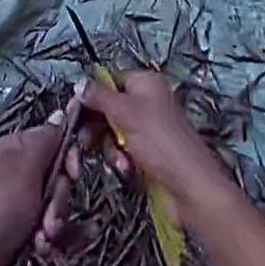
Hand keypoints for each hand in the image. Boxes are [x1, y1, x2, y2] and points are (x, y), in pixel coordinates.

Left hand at [0, 107, 80, 265]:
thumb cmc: (3, 205)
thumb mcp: (27, 165)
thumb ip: (48, 139)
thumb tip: (61, 112)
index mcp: (18, 147)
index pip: (55, 139)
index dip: (68, 157)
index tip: (74, 174)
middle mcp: (21, 170)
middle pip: (59, 175)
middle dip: (60, 199)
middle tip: (49, 216)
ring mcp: (23, 200)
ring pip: (57, 204)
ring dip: (56, 222)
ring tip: (43, 237)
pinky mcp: (26, 227)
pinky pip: (51, 226)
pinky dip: (50, 238)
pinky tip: (42, 248)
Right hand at [77, 71, 235, 225]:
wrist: (190, 186)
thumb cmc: (158, 141)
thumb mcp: (124, 112)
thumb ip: (99, 96)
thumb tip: (79, 83)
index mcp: (146, 82)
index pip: (110, 80)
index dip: (92, 95)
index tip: (74, 111)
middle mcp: (148, 100)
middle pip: (110, 106)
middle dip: (98, 125)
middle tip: (86, 140)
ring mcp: (150, 126)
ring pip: (115, 130)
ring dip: (110, 146)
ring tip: (118, 159)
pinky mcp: (150, 150)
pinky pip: (125, 147)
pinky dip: (122, 157)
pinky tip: (125, 167)